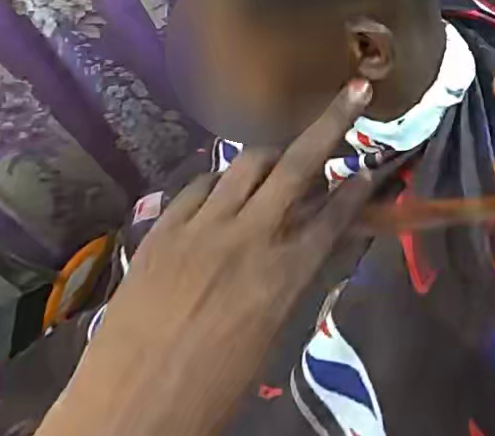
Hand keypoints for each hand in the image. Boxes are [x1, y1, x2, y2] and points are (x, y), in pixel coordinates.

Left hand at [39, 80, 382, 435]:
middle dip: (332, 121)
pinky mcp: (165, 226)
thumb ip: (288, 278)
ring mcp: (202, 225)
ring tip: (277, 162)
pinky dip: (220, 183)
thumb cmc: (208, 392)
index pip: (332, 216)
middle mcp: (246, 238)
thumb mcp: (265, 337)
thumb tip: (307, 236)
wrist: (124, 415)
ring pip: (247, 162)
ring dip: (270, 156)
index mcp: (280, 278)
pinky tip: (221, 195)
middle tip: (355, 90)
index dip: (356, 188)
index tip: (371, 166)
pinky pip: (201, 184)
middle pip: (298, 164)